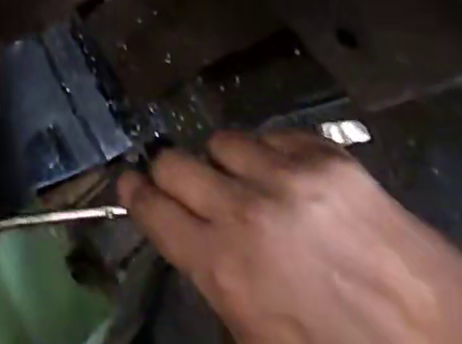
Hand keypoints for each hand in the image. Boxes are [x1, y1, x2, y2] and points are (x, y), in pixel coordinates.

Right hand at [117, 130, 461, 343]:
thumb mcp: (264, 342)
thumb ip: (219, 286)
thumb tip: (194, 242)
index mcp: (225, 269)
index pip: (153, 210)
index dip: (135, 194)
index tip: (130, 183)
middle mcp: (247, 212)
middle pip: (175, 162)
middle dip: (171, 174)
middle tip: (184, 186)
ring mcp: (290, 177)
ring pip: (223, 140)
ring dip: (227, 164)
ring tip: (250, 184)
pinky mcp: (331, 158)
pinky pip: (276, 137)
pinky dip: (274, 156)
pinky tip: (295, 182)